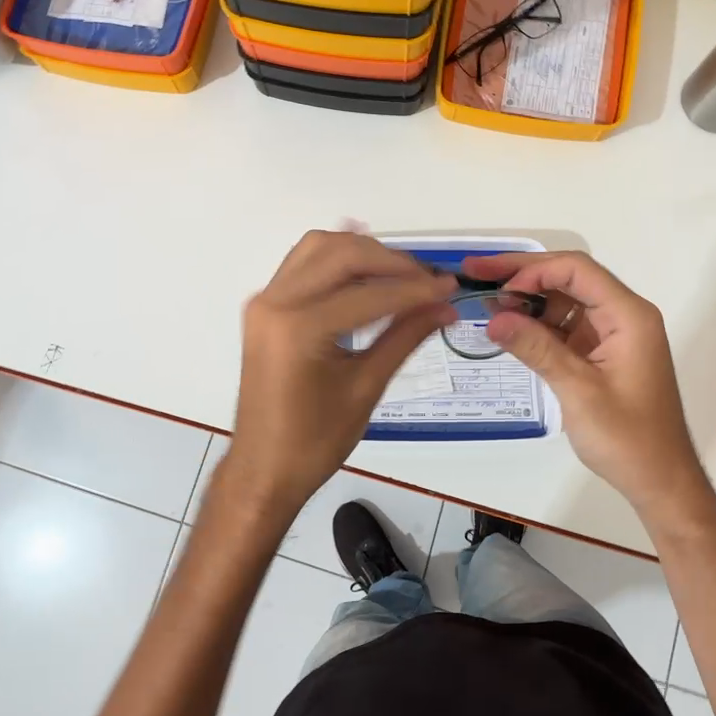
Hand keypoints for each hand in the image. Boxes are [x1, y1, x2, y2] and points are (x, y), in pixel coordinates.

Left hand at [228, 232, 456, 509]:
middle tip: (429, 280)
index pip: (369, 294)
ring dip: (362, 253)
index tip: (451, 287)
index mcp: (299, 328)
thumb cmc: (315, 441)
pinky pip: (302, 264)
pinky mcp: (264, 307)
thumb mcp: (366, 387)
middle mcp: (276, 302)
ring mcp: (264, 301)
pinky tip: (366, 269)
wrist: (263, 468)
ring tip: (401, 275)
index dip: (415, 288)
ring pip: (319, 248)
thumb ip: (404, 337)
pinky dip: (336, 259)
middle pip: (342, 255)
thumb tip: (445, 306)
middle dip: (391, 262)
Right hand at [462, 251, 697, 509]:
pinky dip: (535, 323)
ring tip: (482, 299)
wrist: (660, 480)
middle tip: (474, 270)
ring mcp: (610, 333)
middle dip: (521, 273)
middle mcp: (622, 315)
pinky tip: (506, 325)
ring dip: (525, 298)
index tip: (498, 292)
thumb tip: (493, 318)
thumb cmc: (628, 438)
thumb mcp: (578, 391)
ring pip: (562, 300)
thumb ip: (537, 348)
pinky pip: (563, 325)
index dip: (533, 272)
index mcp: (628, 315)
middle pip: (567, 278)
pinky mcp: (599, 352)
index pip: (576, 271)